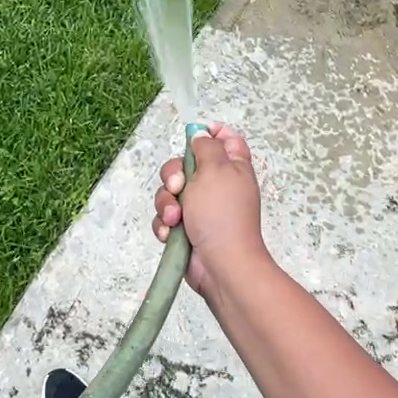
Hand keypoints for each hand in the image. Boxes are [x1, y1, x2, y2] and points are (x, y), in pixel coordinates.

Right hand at [153, 122, 271, 297]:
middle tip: (178, 186)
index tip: (194, 134)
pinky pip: (165, 216)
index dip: (212, 133)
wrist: (220, 264)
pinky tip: (170, 233)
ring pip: (170, 191)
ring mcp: (200, 208)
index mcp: (232, 167)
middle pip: (186, 164)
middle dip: (173, 174)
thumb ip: (206, 146)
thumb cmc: (221, 214)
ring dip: (166, 203)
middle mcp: (216, 185)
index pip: (227, 140)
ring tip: (174, 219)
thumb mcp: (215, 169)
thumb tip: (201, 135)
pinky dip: (165, 224)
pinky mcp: (186, 228)